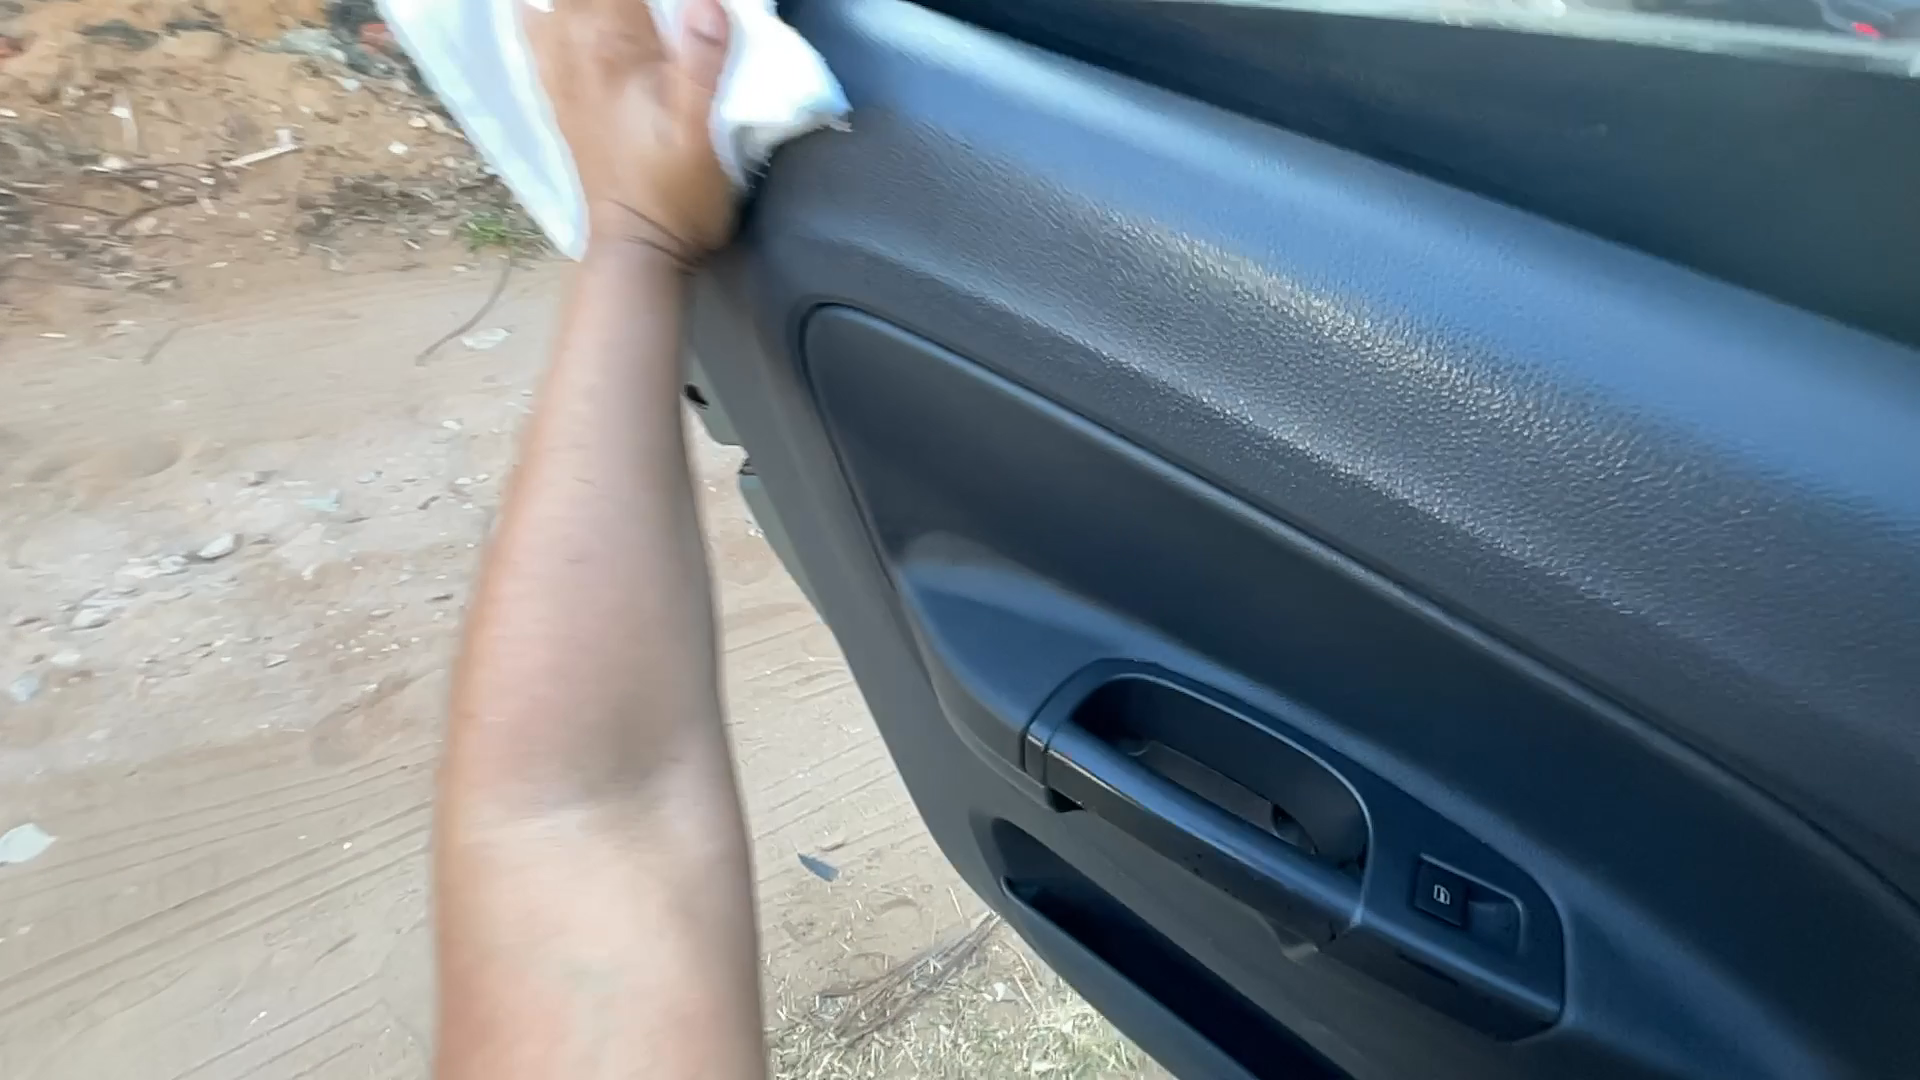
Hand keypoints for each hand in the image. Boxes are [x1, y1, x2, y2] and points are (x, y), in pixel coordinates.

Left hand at [524, 0, 735, 262]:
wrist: (638, 248)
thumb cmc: (677, 197)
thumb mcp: (702, 138)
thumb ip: (702, 67)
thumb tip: (708, 0)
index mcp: (615, 45)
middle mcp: (576, 44)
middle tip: (649, 10)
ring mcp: (561, 69)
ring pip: (551, 3)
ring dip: (579, 3)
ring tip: (621, 13)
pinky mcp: (559, 92)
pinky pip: (533, 27)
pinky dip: (539, 11)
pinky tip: (549, 12)